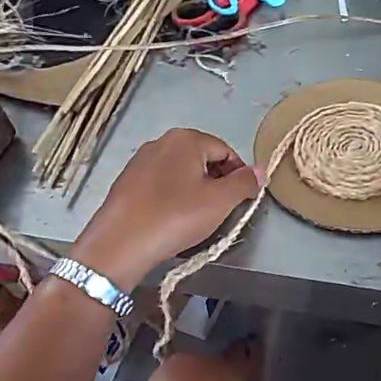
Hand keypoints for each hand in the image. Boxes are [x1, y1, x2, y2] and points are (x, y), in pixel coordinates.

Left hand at [69, 129, 261, 286]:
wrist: (121, 242)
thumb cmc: (175, 217)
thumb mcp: (219, 202)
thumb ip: (244, 184)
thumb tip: (259, 171)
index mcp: (186, 138)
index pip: (226, 151)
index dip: (238, 176)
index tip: (240, 200)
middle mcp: (161, 142)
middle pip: (202, 160)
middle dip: (215, 184)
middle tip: (217, 213)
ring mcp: (140, 160)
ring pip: (180, 173)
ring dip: (193, 193)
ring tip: (192, 220)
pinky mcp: (126, 181)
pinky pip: (160, 185)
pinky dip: (171, 199)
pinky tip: (169, 221)